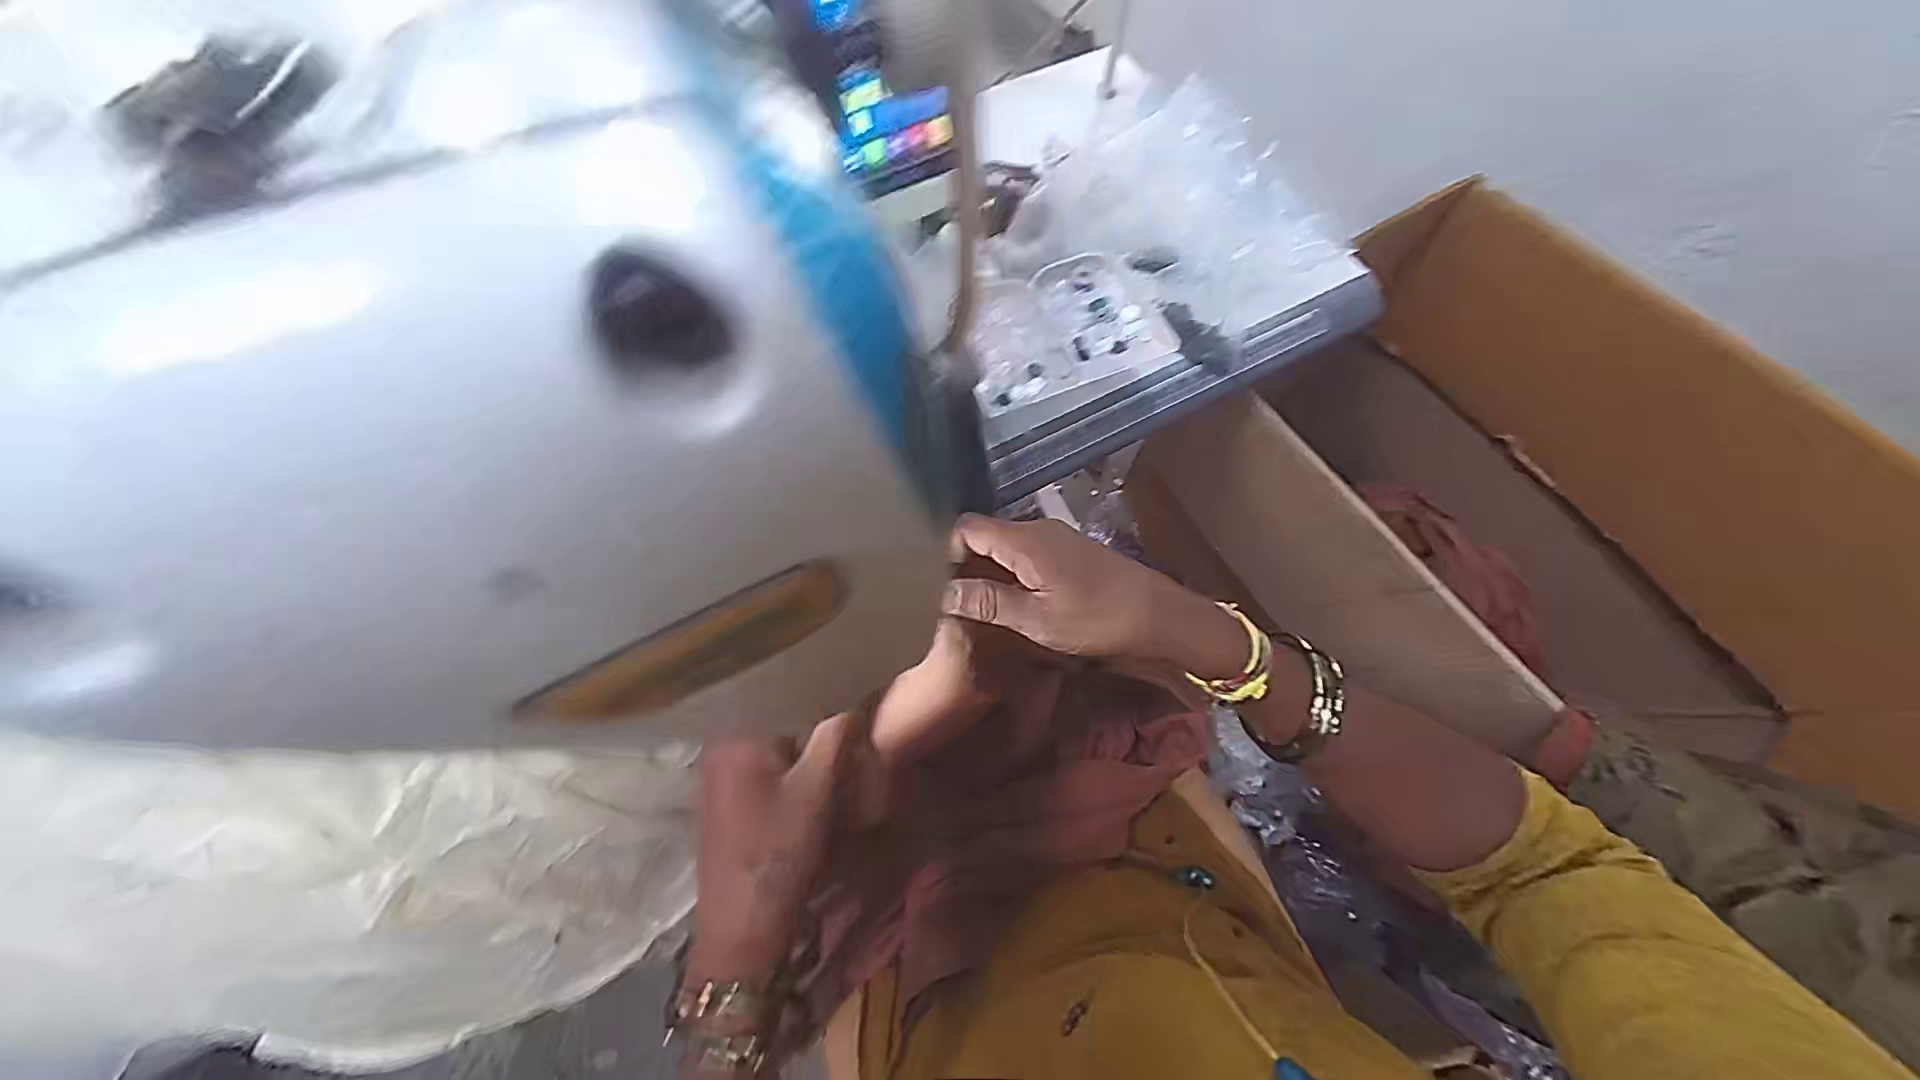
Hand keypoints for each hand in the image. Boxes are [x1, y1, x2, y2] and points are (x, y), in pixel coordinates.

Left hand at [690, 716, 863, 979]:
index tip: (852, 728)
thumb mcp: (817, 790)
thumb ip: (835, 739)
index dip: (825, 717)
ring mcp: (716, 780)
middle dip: (813, 741)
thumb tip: (854, 706)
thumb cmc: (777, 852)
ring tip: (831, 773)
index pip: (790, 705)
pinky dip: (787, 781)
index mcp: (734, 738)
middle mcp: (718, 751)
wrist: (742, 930)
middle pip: (782, 730)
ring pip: (774, 755)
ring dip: (803, 763)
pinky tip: (806, 798)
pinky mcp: (723, 806)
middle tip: (846, 754)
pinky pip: (763, 776)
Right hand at [942, 514, 1250, 677]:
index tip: (928, 580)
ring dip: (986, 569)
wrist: (1162, 617)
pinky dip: (1010, 572)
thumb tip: (943, 592)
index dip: (942, 549)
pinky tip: (1008, 599)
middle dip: (961, 561)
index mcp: (1023, 540)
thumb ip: (988, 602)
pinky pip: (1026, 553)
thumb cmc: (1098, 620)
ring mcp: (1056, 538)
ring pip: (1005, 544)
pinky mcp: (1070, 552)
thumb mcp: (1036, 619)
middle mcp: (1037, 529)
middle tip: (944, 597)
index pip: (966, 527)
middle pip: (984, 534)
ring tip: (972, 602)